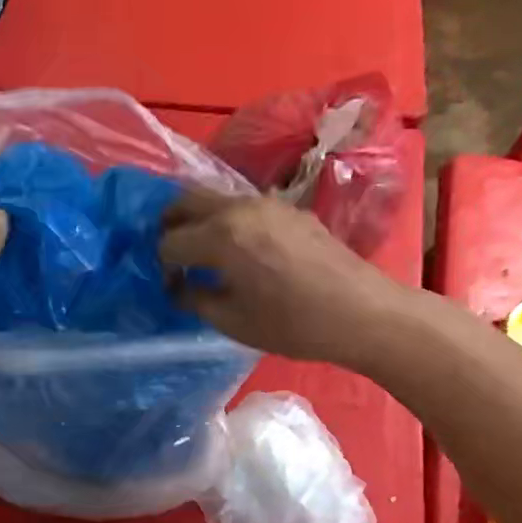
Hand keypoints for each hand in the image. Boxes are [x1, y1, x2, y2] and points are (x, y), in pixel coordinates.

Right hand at [160, 188, 410, 367]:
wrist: (361, 312)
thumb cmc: (293, 324)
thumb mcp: (233, 321)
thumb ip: (195, 299)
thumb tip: (177, 287)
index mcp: (220, 235)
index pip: (169, 241)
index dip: (160, 265)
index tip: (168, 285)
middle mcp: (239, 207)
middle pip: (185, 201)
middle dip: (169, 225)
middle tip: (169, 254)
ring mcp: (267, 203)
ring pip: (216, 198)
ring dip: (198, 219)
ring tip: (201, 251)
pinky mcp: (289, 209)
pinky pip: (243, 206)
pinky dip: (227, 220)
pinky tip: (238, 249)